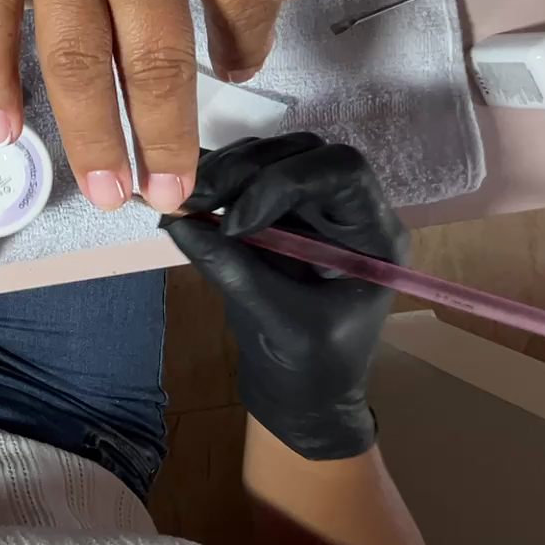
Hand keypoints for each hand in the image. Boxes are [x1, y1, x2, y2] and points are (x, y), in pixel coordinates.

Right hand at [162, 133, 406, 459]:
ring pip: (264, 157)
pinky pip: (237, 178)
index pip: (340, 170)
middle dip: (244, 170)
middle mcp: (338, 209)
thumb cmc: (311, 367)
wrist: (301, 392)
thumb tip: (176, 221)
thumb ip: (234, 271)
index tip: (237, 225)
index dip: (284, 182)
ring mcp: (300, 208)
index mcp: (369, 234)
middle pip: (298, 152)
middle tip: (195, 202)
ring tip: (183, 203)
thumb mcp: (278, 323)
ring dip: (220, 173)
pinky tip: (181, 199)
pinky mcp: (264, 214)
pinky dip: (207, 181)